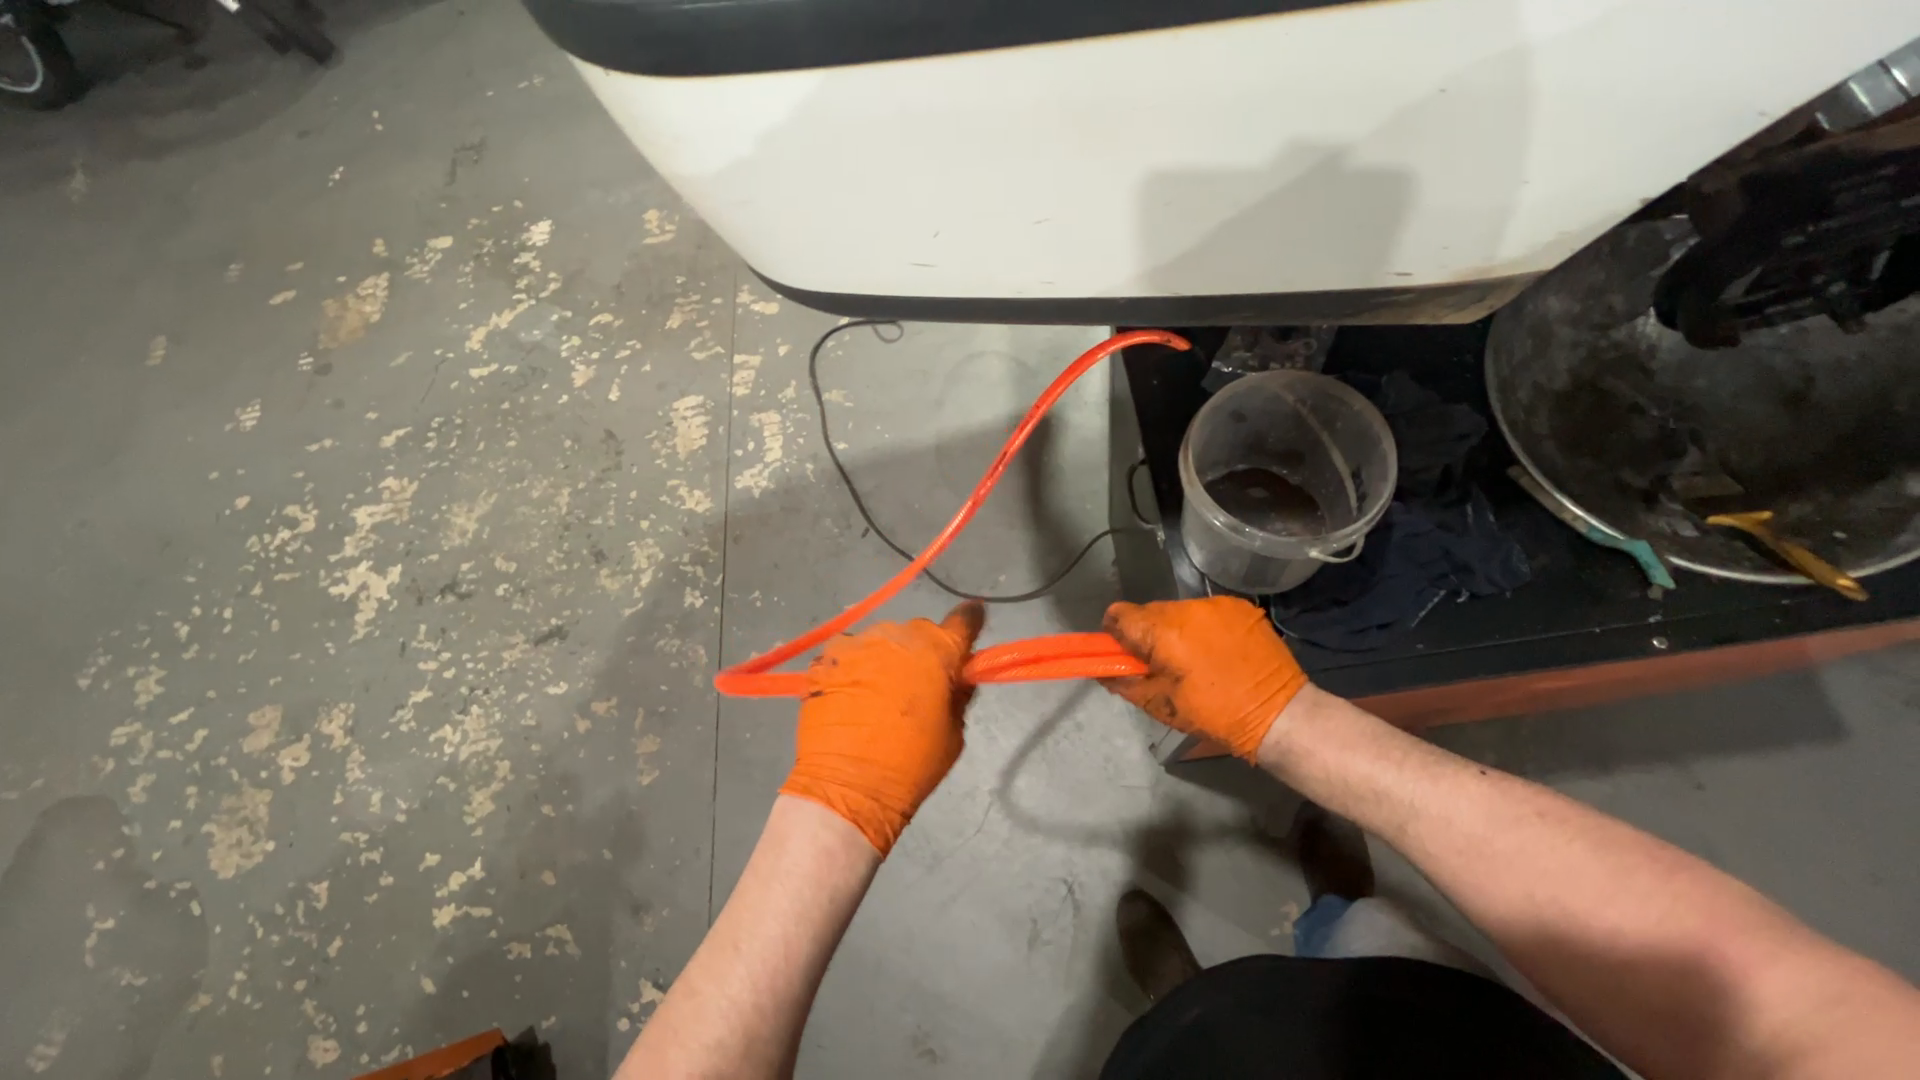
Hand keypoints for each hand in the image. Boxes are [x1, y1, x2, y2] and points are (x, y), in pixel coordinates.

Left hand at [780, 601, 984, 855]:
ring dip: (886, 658)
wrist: (847, 786)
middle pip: (918, 632)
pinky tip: (851, 695)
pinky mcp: (824, 659)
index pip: (963, 621)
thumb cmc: (911, 764)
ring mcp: (857, 643)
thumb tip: (958, 675)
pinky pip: (849, 654)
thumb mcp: (954, 733)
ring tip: (879, 693)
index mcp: (937, 651)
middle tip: (918, 683)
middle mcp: (898, 635)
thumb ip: (958, 694)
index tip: (972, 623)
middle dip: (923, 651)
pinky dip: (854, 667)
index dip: (970, 622)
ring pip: (881, 641)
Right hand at [1098, 597, 1308, 760]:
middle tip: (1160, 663)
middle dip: (1148, 634)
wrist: (1279, 712)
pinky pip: (1207, 612)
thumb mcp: (1160, 705)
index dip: (1114, 633)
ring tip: (1193, 659)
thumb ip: (1124, 682)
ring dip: (1176, 630)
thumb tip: (1101, 669)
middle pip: (1149, 611)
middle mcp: (1187, 609)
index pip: (1119, 614)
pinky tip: (1218, 651)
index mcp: (1164, 632)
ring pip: (1178, 611)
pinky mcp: (1240, 607)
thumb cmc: (1214, 714)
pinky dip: (1204, 627)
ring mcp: (1217, 605)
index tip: (1123, 652)